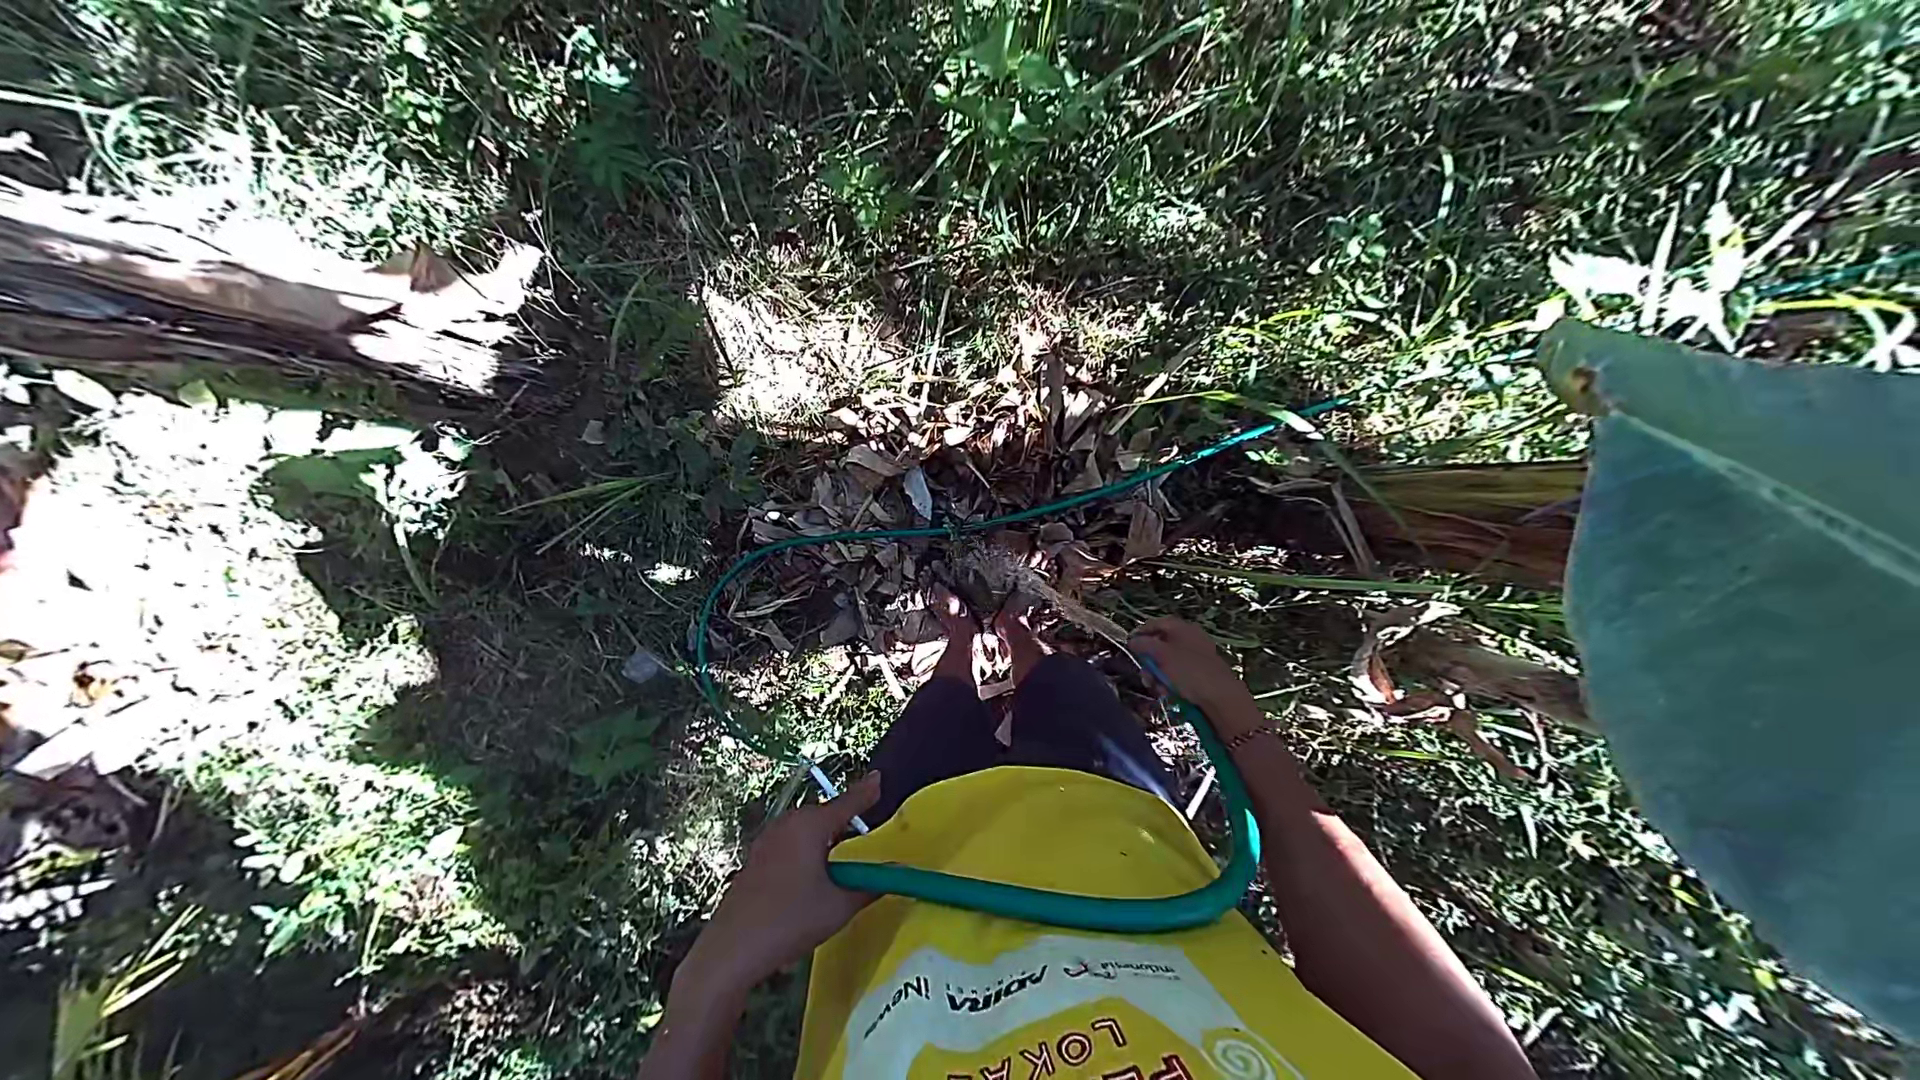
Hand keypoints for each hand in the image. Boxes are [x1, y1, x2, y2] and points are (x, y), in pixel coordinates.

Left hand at [671, 771, 882, 1005]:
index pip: (848, 802)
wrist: (731, 951)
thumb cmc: (789, 921)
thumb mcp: (839, 905)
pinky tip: (812, 882)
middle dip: (847, 827)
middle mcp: (789, 823)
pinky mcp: (756, 858)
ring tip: (842, 869)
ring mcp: (768, 839)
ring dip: (826, 843)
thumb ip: (871, 885)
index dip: (866, 792)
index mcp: (811, 824)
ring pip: (808, 832)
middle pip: (827, 817)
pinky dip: (808, 853)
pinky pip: (792, 845)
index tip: (878, 777)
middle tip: (867, 848)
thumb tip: (897, 872)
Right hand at [1130, 617, 1262, 737]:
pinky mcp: (1202, 672)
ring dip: (1158, 675)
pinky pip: (1179, 673)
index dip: (1140, 633)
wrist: (1222, 698)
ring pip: (1168, 662)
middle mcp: (1191, 638)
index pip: (1155, 624)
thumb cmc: (1189, 671)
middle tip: (1146, 676)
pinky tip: (1169, 694)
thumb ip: (1144, 645)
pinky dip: (1171, 682)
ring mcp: (1198, 655)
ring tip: (1159, 689)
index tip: (1129, 647)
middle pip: (1161, 645)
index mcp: (1182, 627)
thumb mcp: (1161, 655)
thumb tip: (1133, 641)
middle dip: (1150, 662)